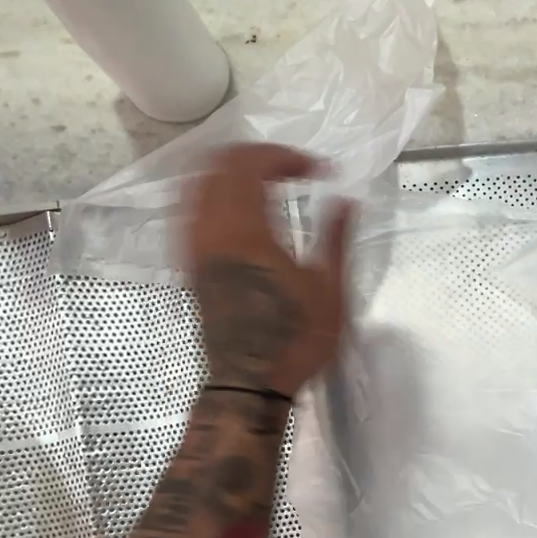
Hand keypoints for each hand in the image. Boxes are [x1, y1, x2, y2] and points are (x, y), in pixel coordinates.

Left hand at [186, 143, 353, 397]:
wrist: (250, 381)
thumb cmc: (296, 337)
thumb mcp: (328, 289)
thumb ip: (335, 237)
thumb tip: (347, 200)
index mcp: (246, 229)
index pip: (253, 163)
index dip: (289, 156)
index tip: (322, 171)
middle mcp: (211, 227)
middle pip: (219, 163)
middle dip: (259, 156)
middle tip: (295, 169)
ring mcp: (194, 244)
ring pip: (198, 181)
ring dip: (232, 171)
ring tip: (267, 182)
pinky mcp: (189, 261)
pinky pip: (191, 207)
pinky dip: (214, 193)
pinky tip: (240, 210)